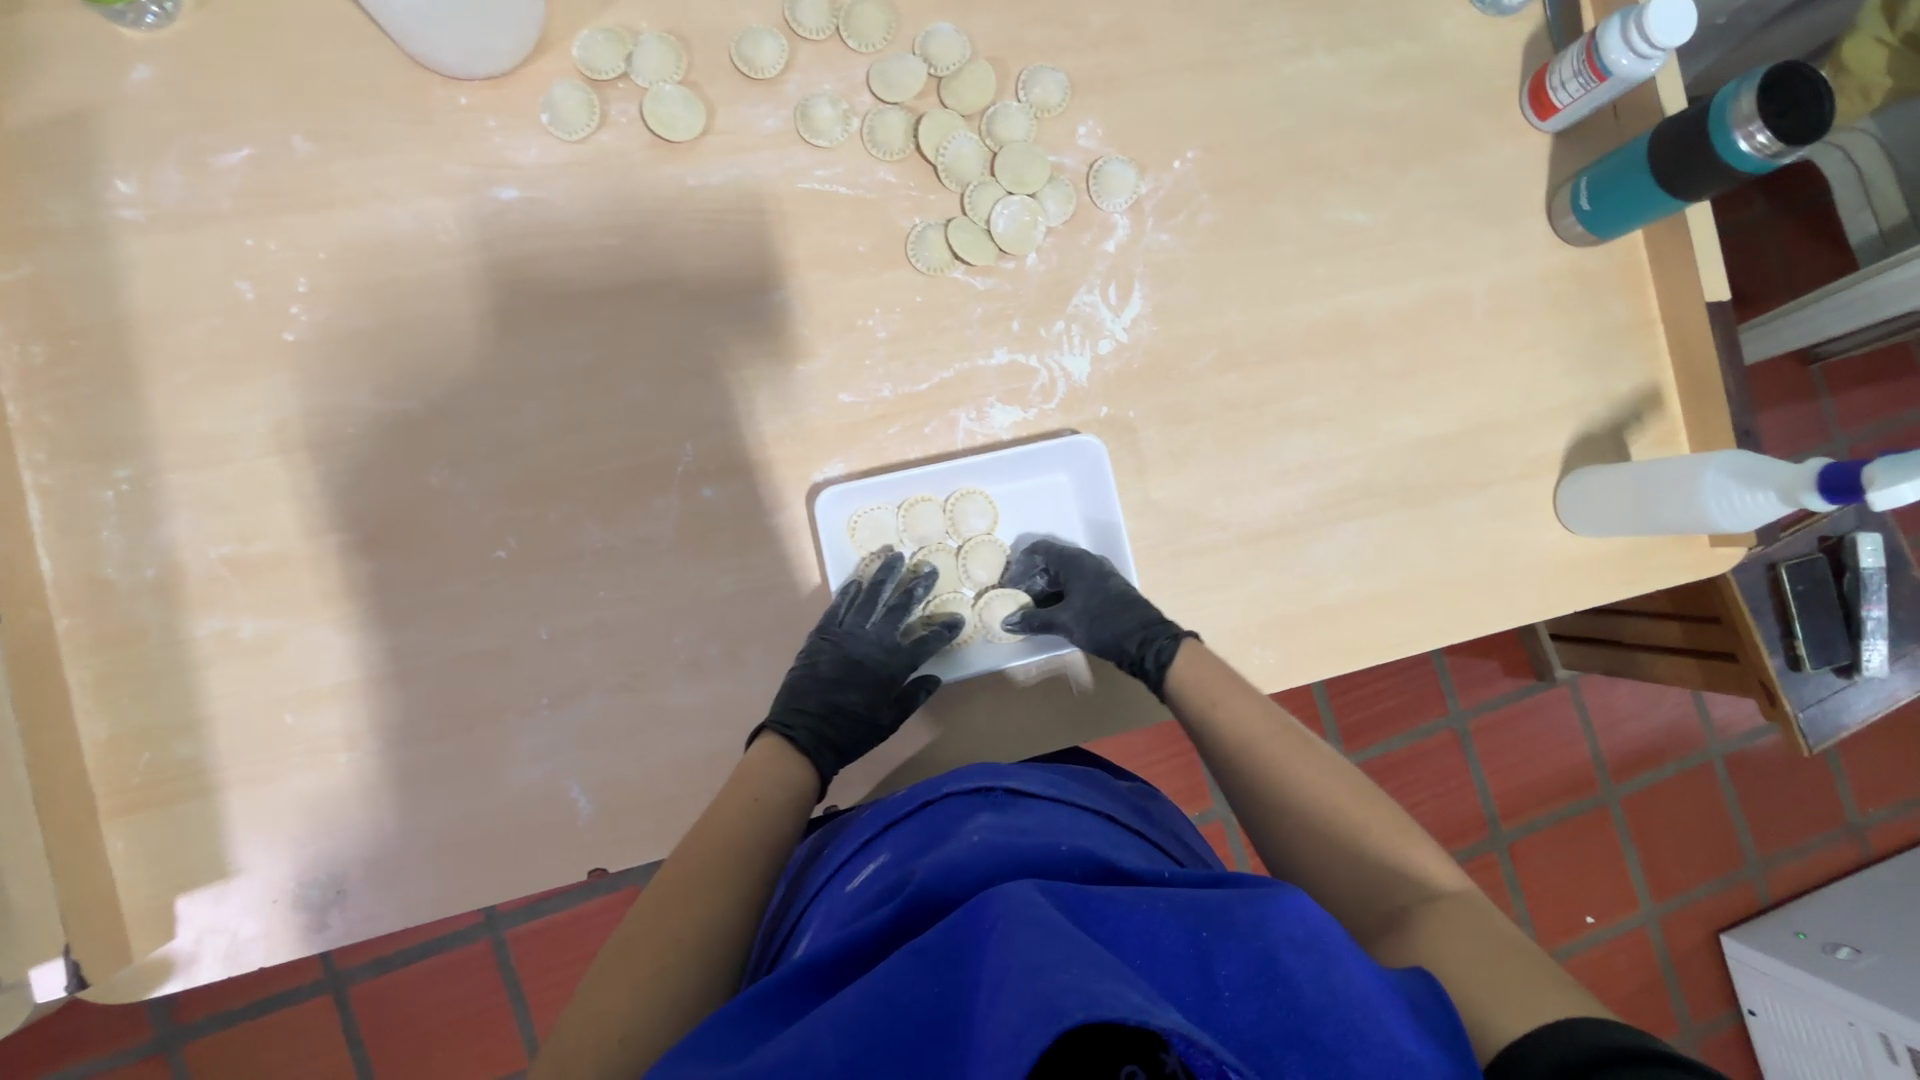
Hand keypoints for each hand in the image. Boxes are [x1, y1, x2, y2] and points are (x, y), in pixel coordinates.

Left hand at [750, 551, 964, 797]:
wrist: (805, 735)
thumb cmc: (852, 731)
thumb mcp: (891, 720)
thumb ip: (914, 696)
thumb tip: (935, 677)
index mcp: (894, 665)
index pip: (927, 641)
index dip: (944, 630)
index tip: (957, 618)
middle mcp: (874, 642)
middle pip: (900, 608)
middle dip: (917, 587)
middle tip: (929, 568)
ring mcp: (847, 633)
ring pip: (870, 596)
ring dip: (884, 575)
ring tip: (895, 555)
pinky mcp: (823, 633)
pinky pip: (839, 605)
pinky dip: (849, 590)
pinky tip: (859, 578)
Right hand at [1000, 537, 1196, 698]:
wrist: (1146, 640)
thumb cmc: (1102, 623)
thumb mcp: (1064, 622)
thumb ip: (1033, 620)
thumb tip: (1006, 621)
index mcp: (1075, 561)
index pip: (1040, 549)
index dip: (1020, 563)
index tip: (1006, 582)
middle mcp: (1087, 563)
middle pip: (1050, 564)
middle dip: (1030, 580)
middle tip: (1014, 599)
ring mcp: (1098, 577)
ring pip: (1063, 577)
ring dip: (1044, 592)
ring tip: (1028, 611)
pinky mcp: (1105, 592)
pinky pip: (1075, 588)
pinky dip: (1059, 598)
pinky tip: (1049, 616)